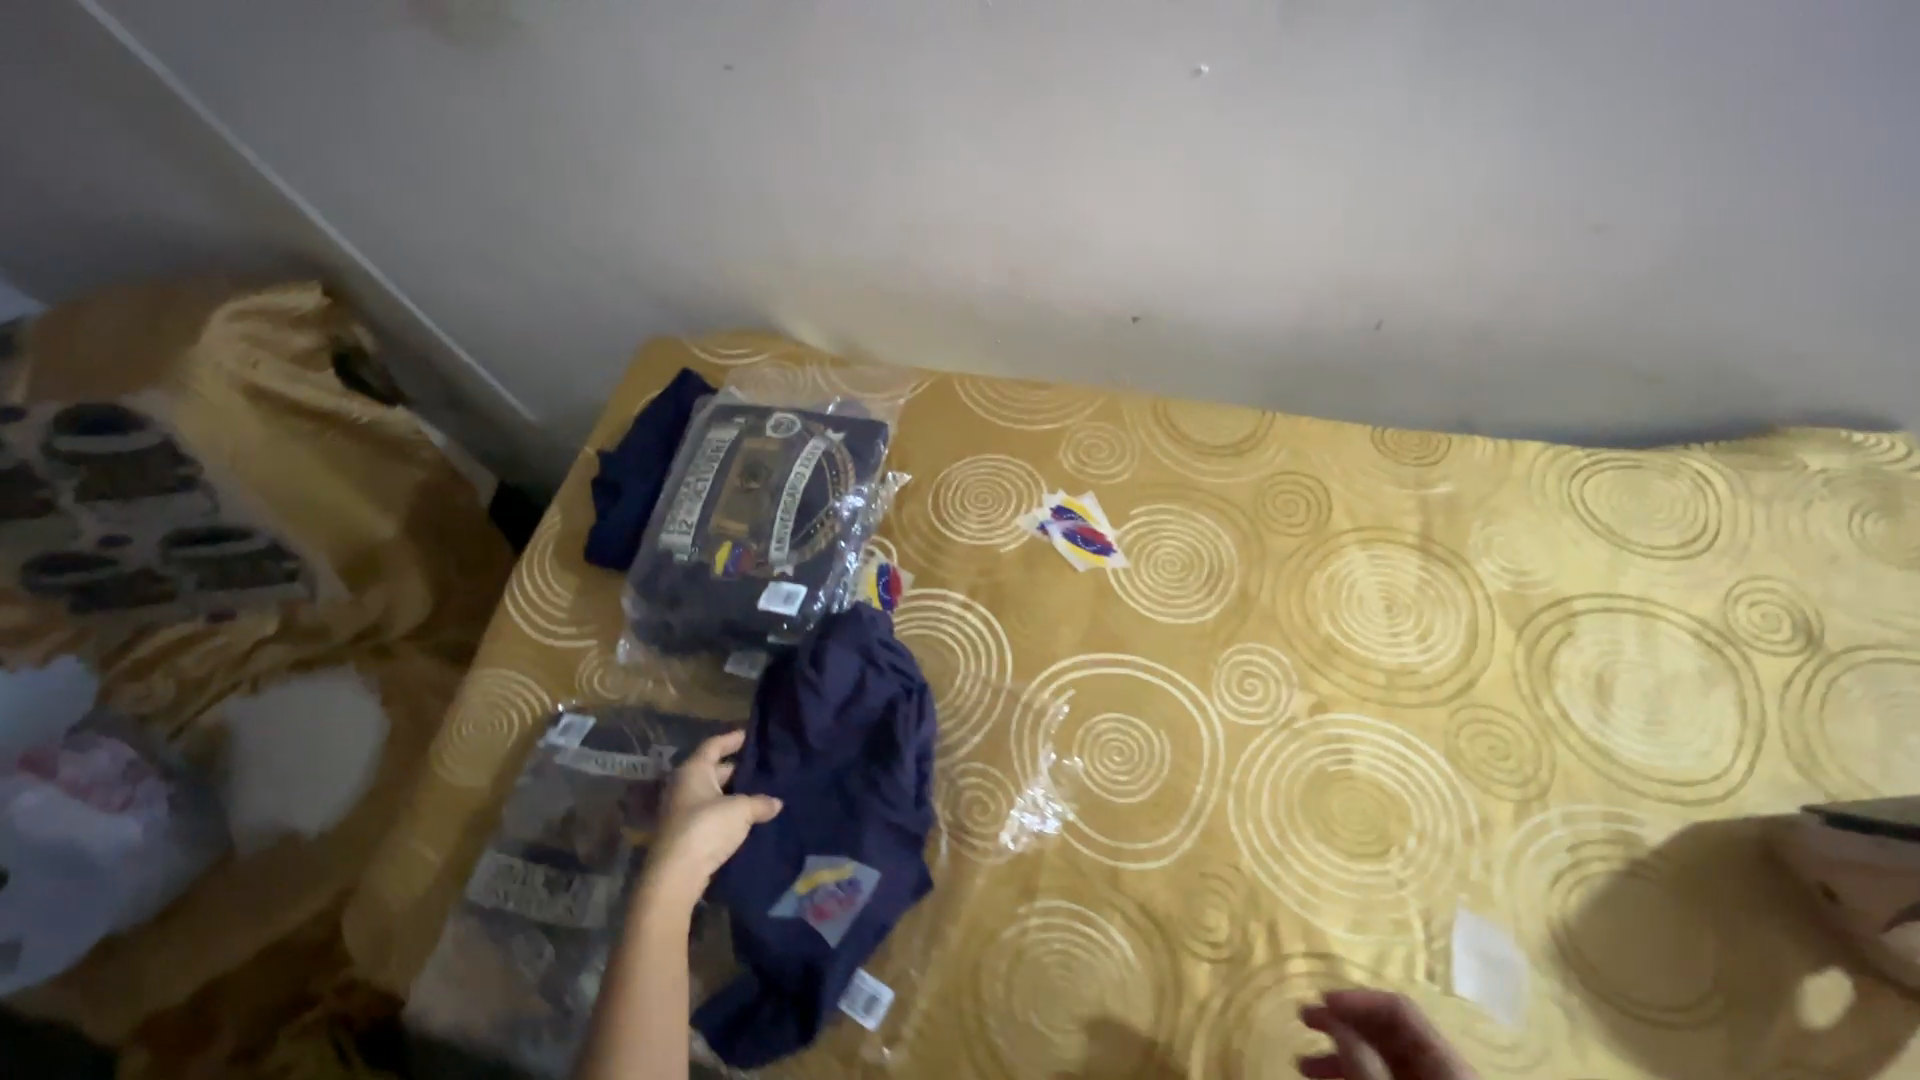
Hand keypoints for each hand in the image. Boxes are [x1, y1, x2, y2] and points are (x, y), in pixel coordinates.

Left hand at [640, 730, 781, 907]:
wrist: (677, 872)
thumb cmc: (707, 827)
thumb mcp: (741, 810)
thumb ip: (760, 802)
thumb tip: (776, 802)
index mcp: (693, 770)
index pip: (713, 745)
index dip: (731, 739)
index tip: (749, 735)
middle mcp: (684, 785)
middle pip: (713, 769)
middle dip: (736, 769)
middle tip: (761, 767)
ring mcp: (682, 810)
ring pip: (712, 793)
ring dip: (733, 793)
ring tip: (760, 791)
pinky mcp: (686, 832)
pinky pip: (710, 813)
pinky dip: (727, 812)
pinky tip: (747, 816)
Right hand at [1298, 990, 1477, 1079]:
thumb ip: (1364, 1063)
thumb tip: (1335, 1022)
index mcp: (1445, 1058)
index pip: (1399, 1008)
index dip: (1358, 998)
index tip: (1320, 998)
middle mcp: (1439, 1064)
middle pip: (1387, 1029)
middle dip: (1342, 1022)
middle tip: (1303, 1018)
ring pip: (1380, 1055)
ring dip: (1340, 1053)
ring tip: (1302, 1063)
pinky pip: (1383, 1074)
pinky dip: (1353, 1071)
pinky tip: (1325, 1076)